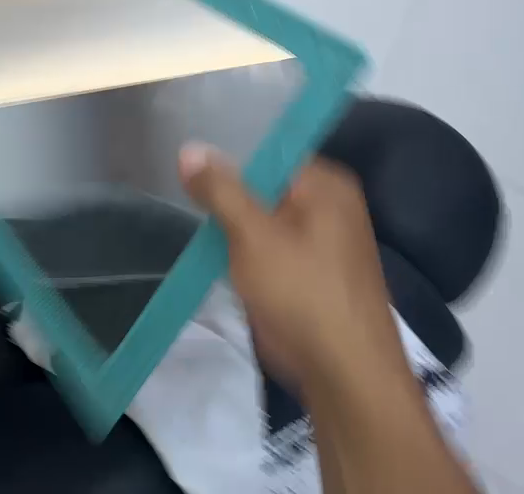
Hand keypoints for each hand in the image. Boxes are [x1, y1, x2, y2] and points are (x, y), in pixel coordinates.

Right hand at [177, 144, 408, 400]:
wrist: (344, 376)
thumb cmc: (304, 293)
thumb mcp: (252, 234)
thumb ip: (219, 189)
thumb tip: (189, 148)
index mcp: (326, 185)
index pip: (269, 149)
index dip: (228, 150)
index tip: (188, 154)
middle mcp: (327, 205)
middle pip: (262, 182)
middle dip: (224, 186)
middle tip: (179, 179)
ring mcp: (317, 241)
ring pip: (259, 214)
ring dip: (228, 218)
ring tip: (186, 205)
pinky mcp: (305, 272)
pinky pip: (264, 243)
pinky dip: (239, 244)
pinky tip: (210, 244)